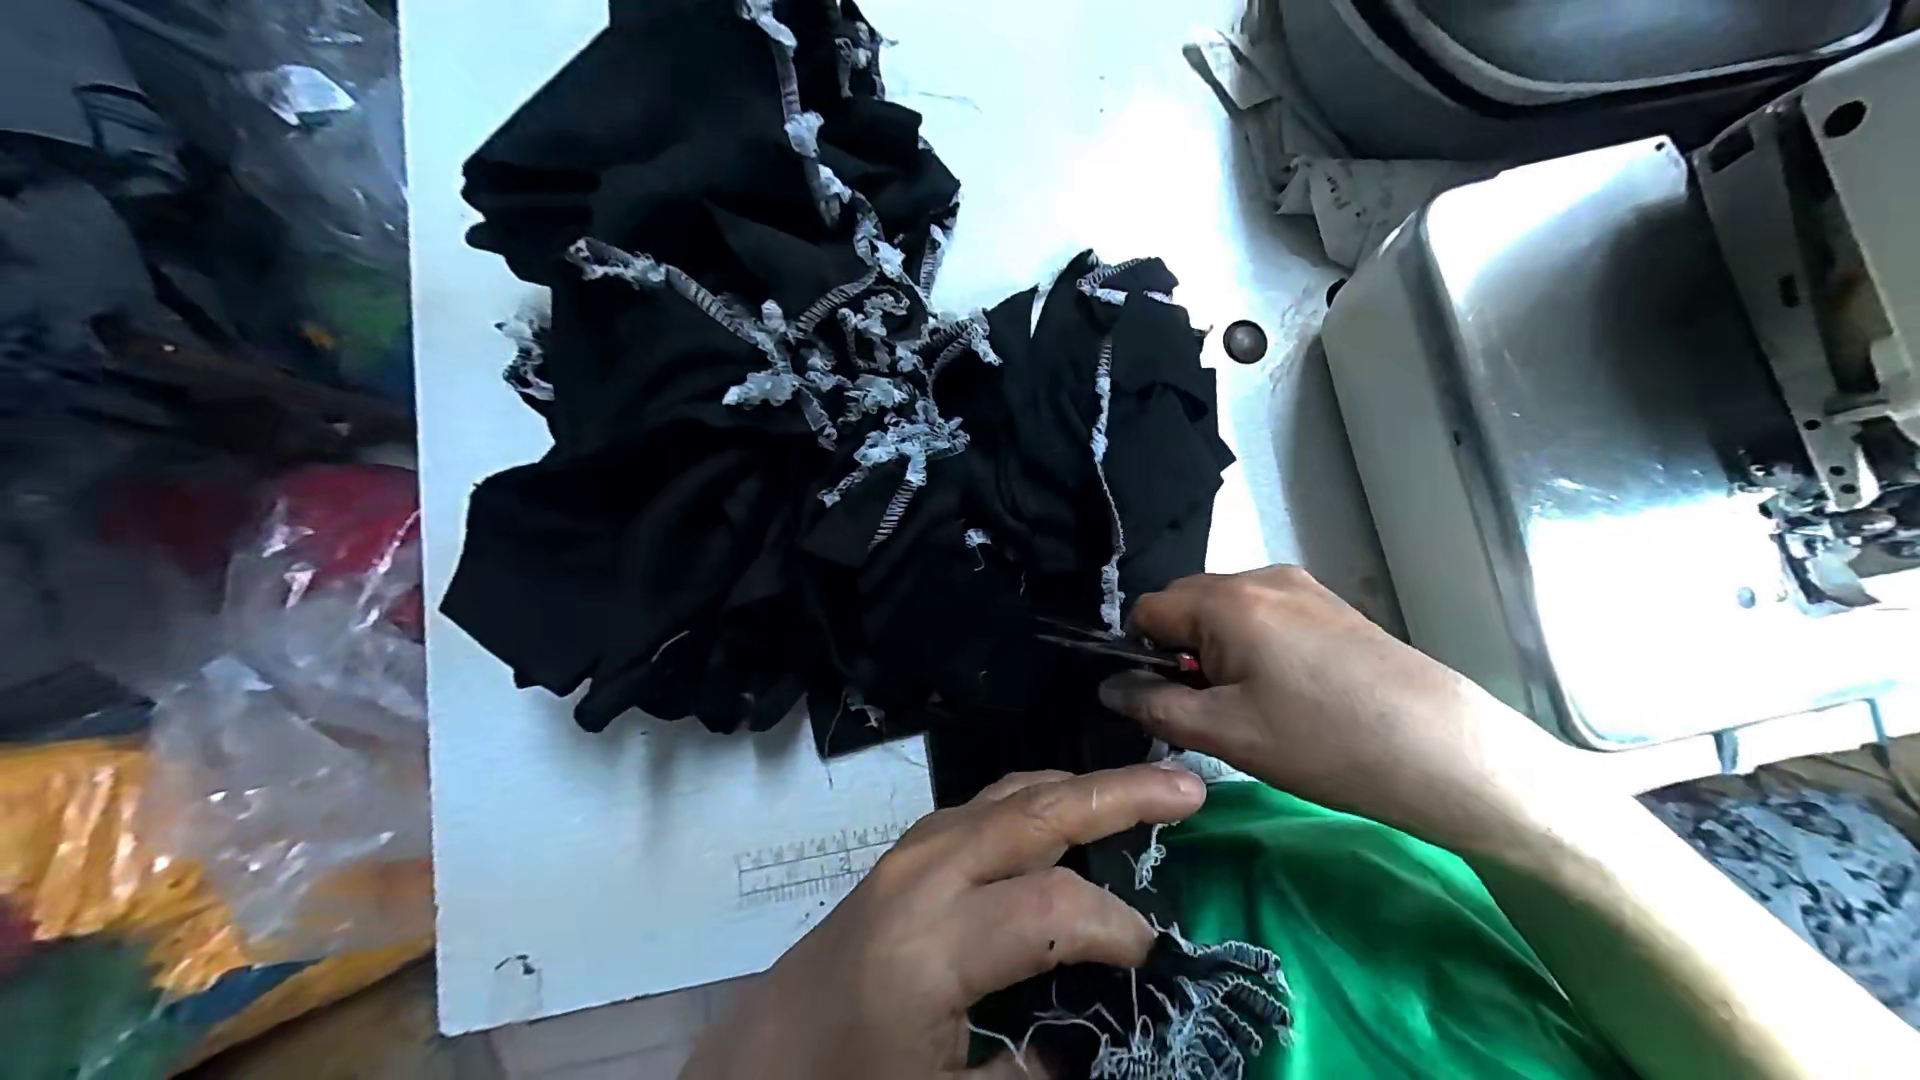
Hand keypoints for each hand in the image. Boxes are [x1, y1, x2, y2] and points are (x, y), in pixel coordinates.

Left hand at [679, 763, 1206, 1079]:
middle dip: (1119, 794)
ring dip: (1080, 786)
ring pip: (1012, 793)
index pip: (1052, 909)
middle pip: (1037, 811)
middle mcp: (925, 873)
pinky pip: (986, 804)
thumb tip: (1096, 1034)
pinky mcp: (908, 848)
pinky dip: (1038, 798)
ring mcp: (913, 849)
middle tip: (1188, 787)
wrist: (762, 1057)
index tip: (1151, 958)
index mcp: (931, 944)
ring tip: (1142, 790)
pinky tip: (1066, 809)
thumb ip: (1032, 1074)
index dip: (1115, 929)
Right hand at [1098, 566, 1583, 855]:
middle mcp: (1259, 575)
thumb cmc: (1322, 742)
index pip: (1146, 609)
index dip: (1141, 654)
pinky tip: (1286, 686)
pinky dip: (1251, 642)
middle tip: (1209, 705)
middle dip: (1179, 648)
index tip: (1167, 697)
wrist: (1446, 752)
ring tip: (1251, 700)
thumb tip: (1108, 687)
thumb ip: (1152, 703)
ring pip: (1223, 608)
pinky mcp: (1328, 603)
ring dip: (1215, 646)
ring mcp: (1299, 585)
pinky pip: (1261, 612)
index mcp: (1226, 600)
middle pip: (1184, 603)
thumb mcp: (1223, 732)